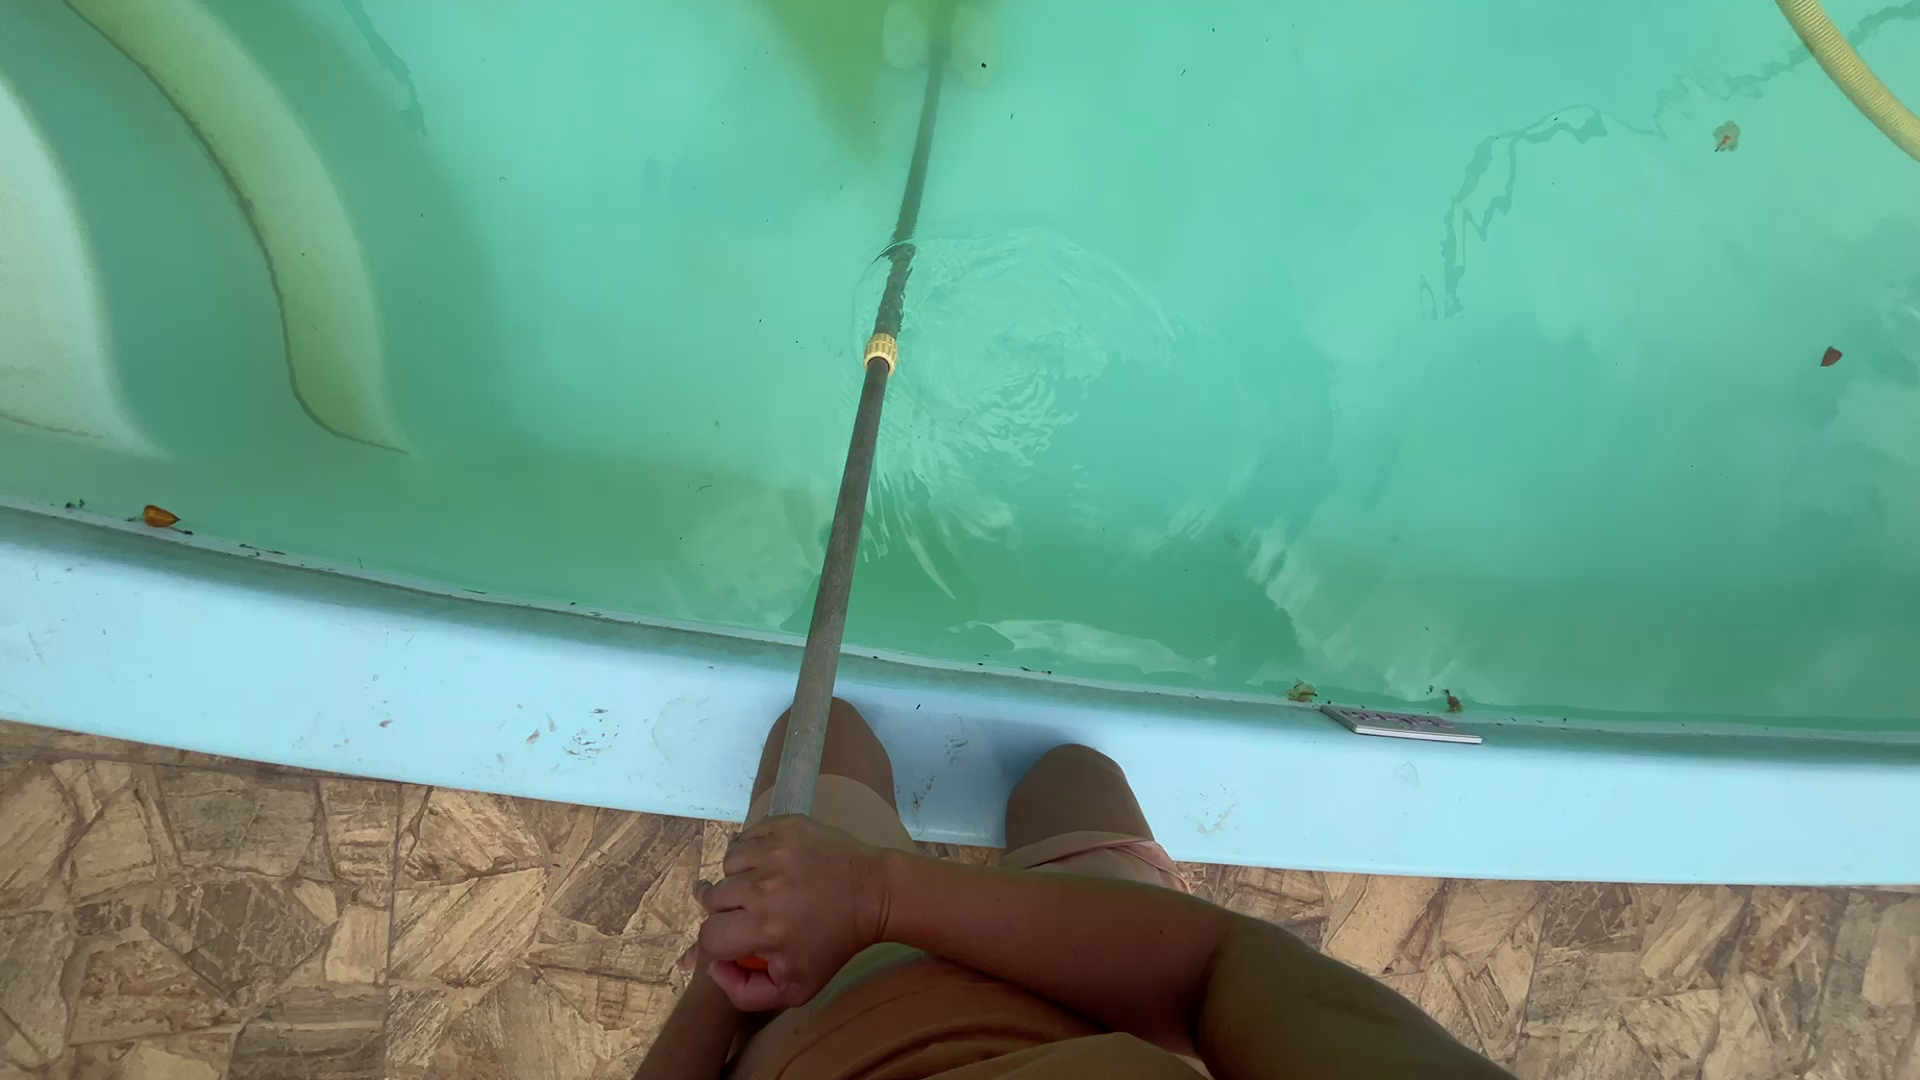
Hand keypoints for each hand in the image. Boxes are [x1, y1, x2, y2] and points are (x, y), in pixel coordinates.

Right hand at [696, 814, 892, 1011]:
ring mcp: (776, 849)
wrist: (873, 892)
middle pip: (713, 897)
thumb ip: (745, 992)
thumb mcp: (795, 988)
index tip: (735, 938)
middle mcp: (764, 885)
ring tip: (760, 884)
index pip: (709, 936)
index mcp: (765, 927)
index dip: (717, 943)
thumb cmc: (835, 942)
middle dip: (726, 910)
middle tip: (750, 912)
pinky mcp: (787, 824)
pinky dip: (751, 848)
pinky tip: (768, 861)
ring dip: (738, 876)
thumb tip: (712, 967)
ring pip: (728, 862)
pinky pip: (748, 835)